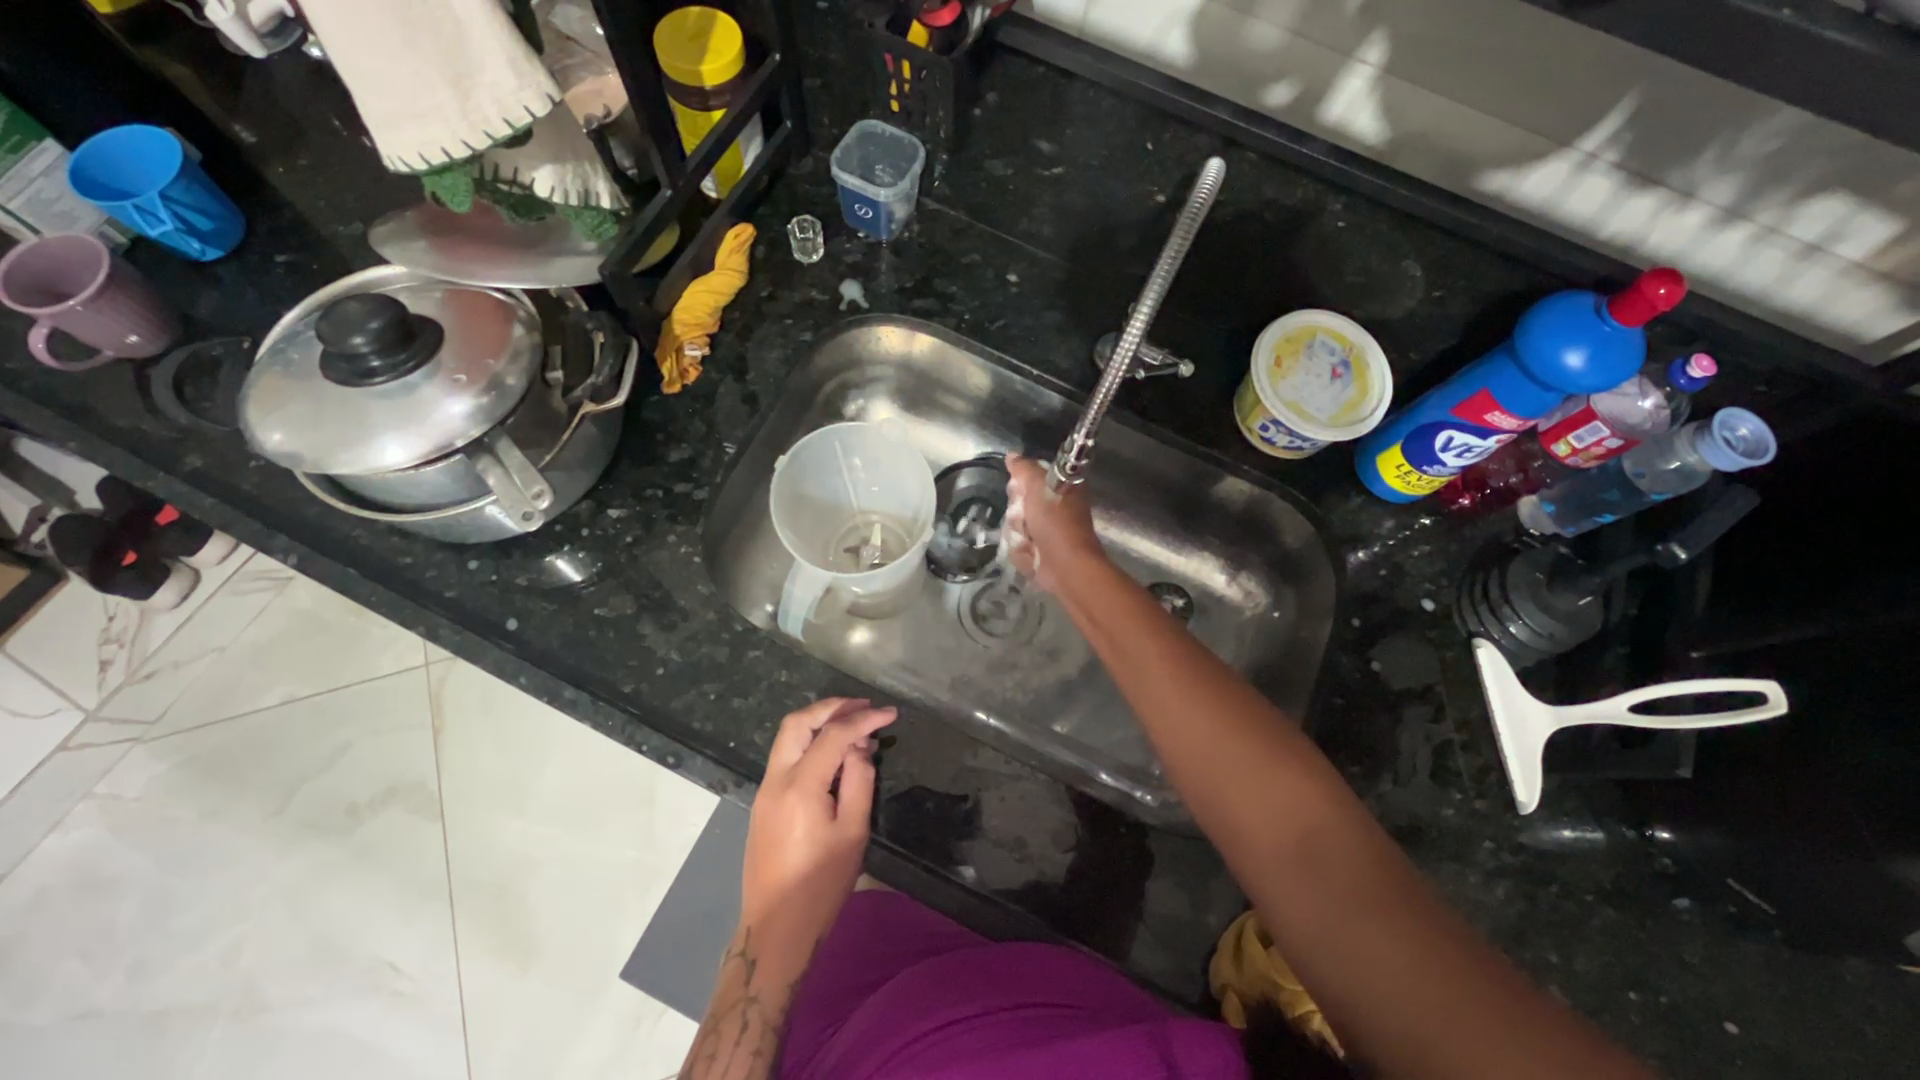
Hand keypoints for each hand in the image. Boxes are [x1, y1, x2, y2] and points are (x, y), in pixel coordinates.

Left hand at [742, 698, 896, 941]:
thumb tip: (860, 750)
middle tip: (864, 706)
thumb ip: (859, 783)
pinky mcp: (764, 804)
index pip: (833, 735)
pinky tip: (835, 755)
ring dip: (819, 723)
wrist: (776, 926)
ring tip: (854, 725)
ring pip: (788, 737)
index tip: (890, 714)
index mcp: (800, 785)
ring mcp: (765, 791)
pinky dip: (810, 744)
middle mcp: (776, 779)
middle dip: (832, 708)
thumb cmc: (821, 885)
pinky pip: (786, 758)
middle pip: (798, 723)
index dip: (864, 719)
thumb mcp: (853, 834)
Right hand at [1003, 453, 1103, 591]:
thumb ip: (1024, 468)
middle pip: (1017, 500)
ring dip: (1018, 532)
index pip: (1028, 476)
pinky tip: (1030, 552)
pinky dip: (1020, 548)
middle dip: (1017, 511)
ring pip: (1013, 523)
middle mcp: (1053, 505)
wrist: (1063, 564)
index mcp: (1060, 486)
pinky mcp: (1036, 550)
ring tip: (1029, 539)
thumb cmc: (1055, 521)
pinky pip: (1015, 542)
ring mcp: (1044, 529)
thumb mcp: (1038, 486)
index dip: (1020, 484)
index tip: (1020, 491)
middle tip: (1026, 517)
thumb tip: (1011, 455)